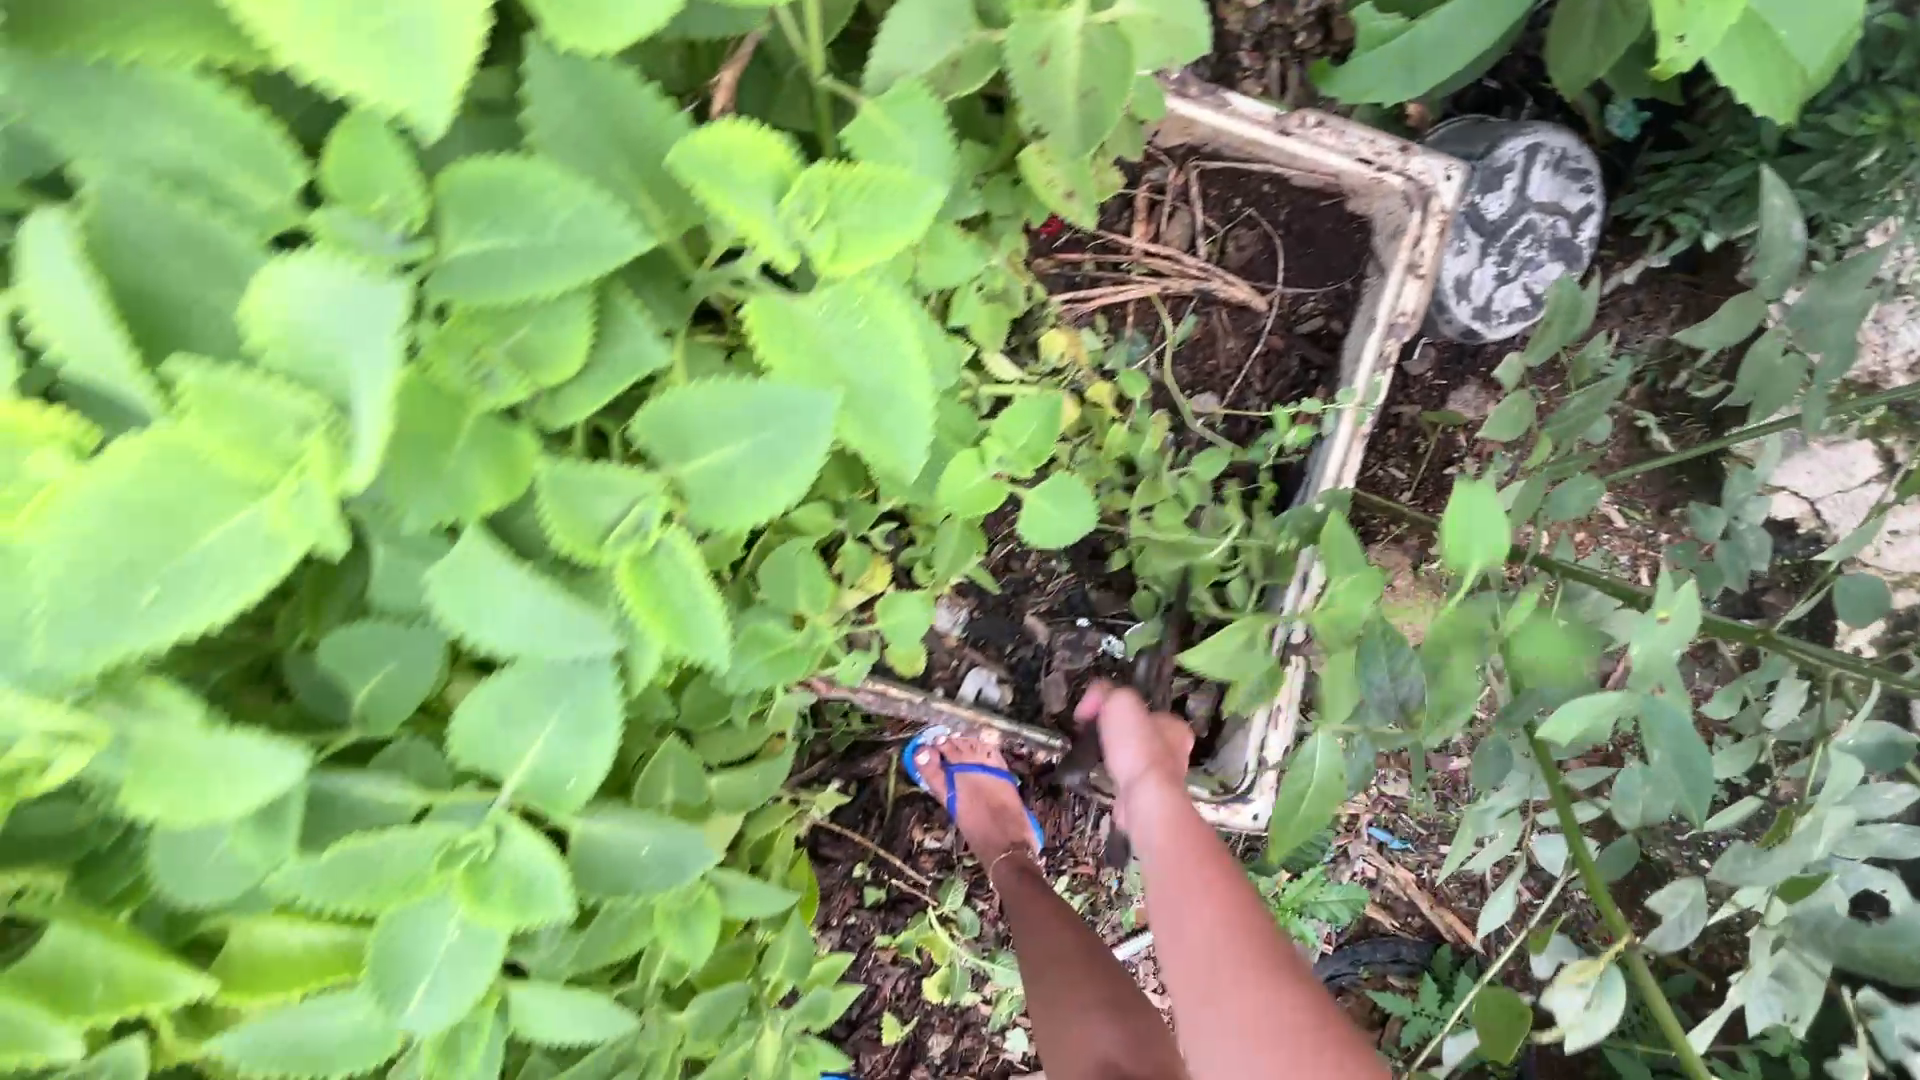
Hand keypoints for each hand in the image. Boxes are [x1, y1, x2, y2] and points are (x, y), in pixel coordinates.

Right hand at [1074, 680, 1192, 823]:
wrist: (1143, 798)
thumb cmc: (1137, 746)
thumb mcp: (1119, 701)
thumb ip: (1105, 692)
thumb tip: (1091, 701)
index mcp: (1175, 726)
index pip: (1147, 710)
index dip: (1121, 708)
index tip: (1099, 714)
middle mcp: (1176, 753)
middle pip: (1140, 735)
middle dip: (1119, 734)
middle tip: (1097, 733)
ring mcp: (1164, 779)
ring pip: (1134, 759)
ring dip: (1116, 757)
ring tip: (1097, 755)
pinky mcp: (1149, 798)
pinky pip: (1127, 780)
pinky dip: (1114, 777)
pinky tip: (1104, 776)